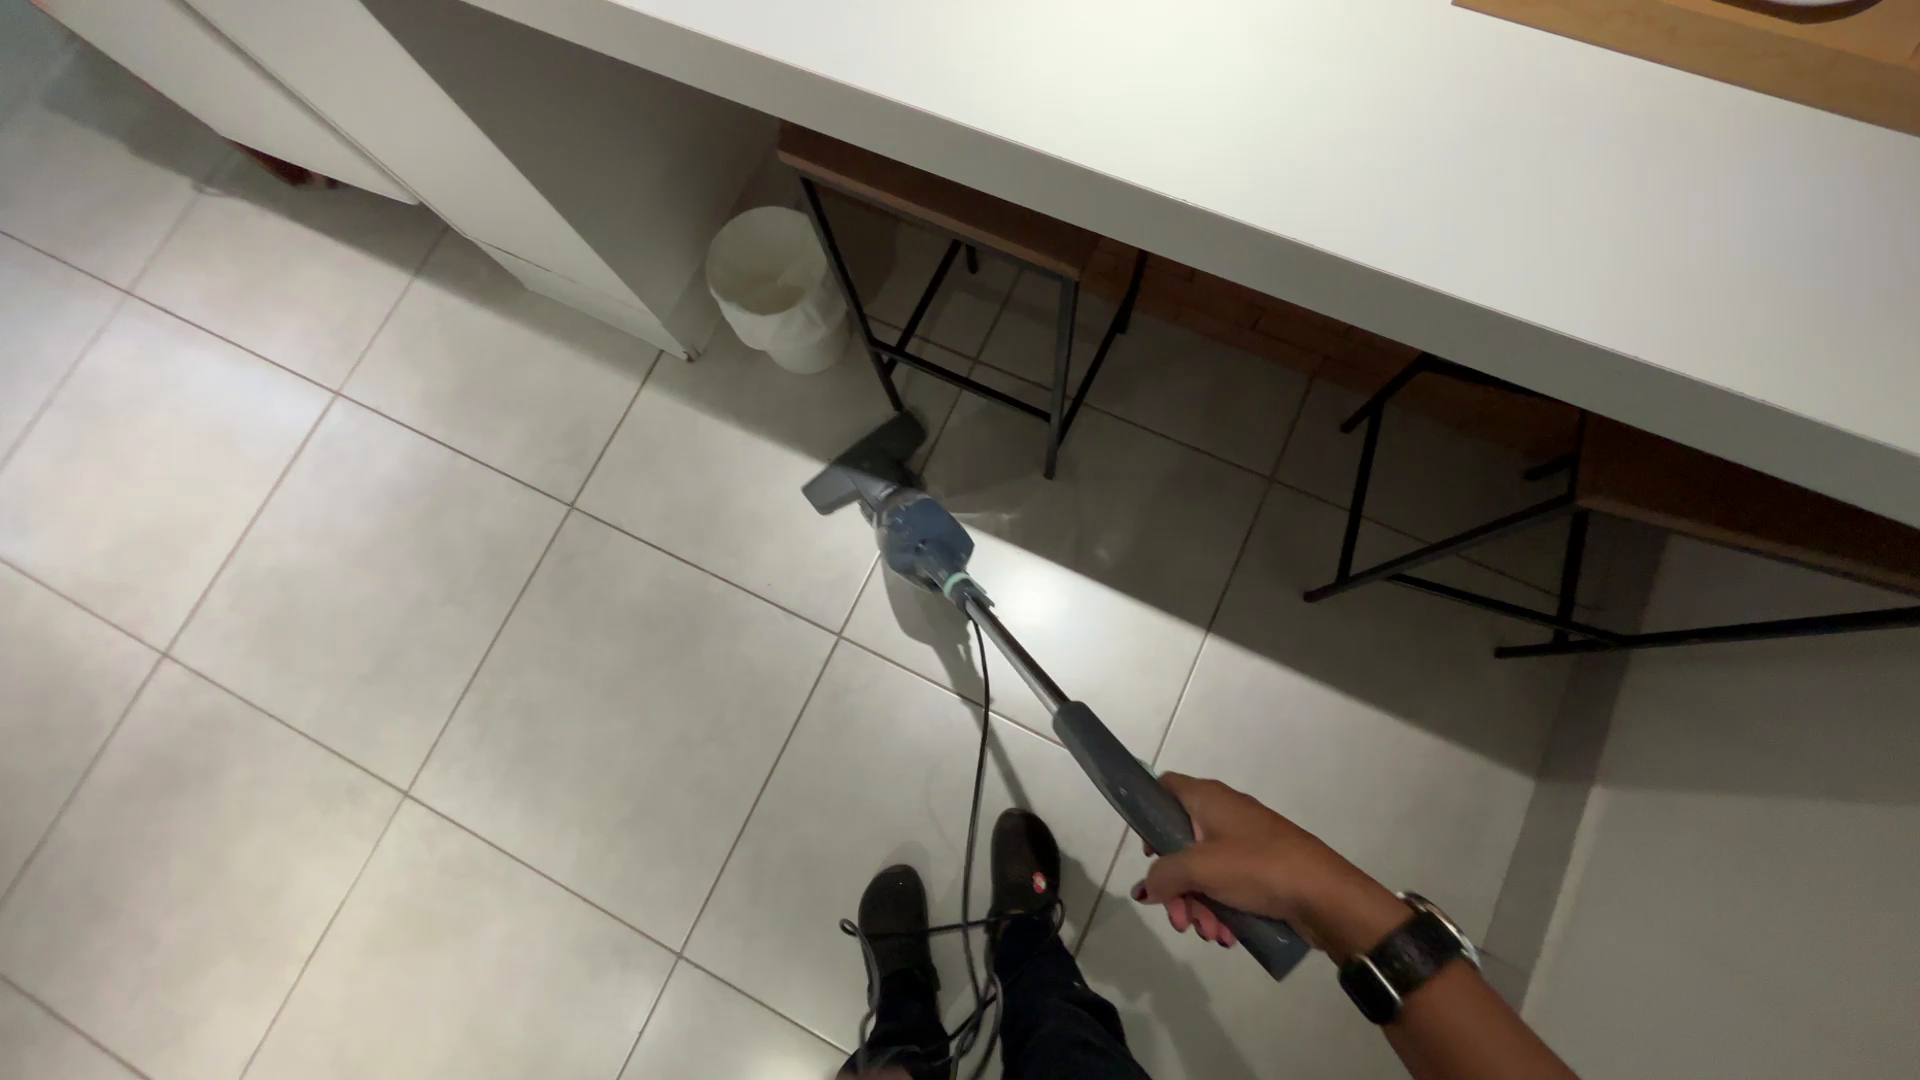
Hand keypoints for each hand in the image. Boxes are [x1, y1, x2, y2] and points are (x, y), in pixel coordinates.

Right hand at [1131, 773, 1406, 959]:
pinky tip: (1227, 937)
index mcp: (1207, 798)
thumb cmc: (1257, 867)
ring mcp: (1245, 842)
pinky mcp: (1262, 869)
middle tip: (1179, 919)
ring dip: (1198, 905)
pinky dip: (1222, 909)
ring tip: (1210, 934)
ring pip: (1204, 871)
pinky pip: (1228, 885)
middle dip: (1175, 885)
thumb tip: (1148, 887)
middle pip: (1180, 843)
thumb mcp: (1200, 868)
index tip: (1148, 853)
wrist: (1326, 896)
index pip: (1165, 788)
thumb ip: (1163, 875)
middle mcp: (1223, 813)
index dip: (1149, 814)